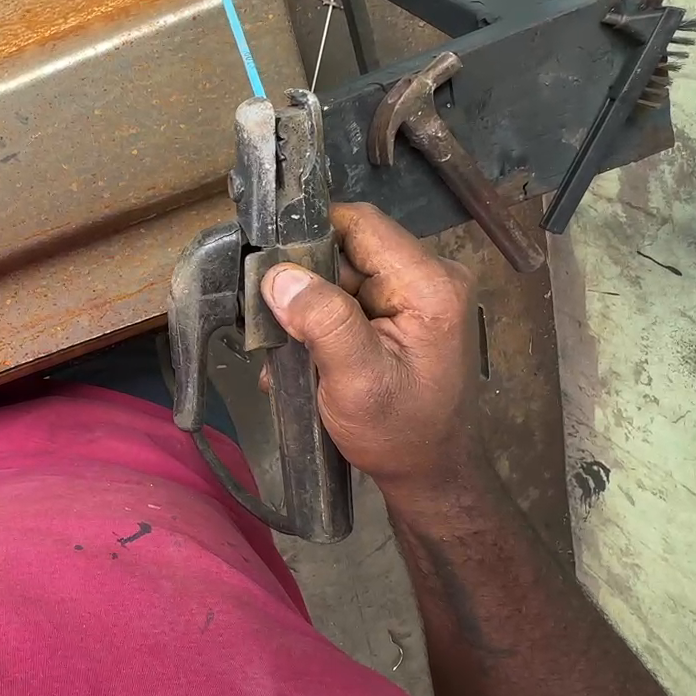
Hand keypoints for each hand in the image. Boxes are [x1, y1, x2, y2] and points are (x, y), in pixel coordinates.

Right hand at [259, 203, 480, 493]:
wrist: (427, 471)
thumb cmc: (398, 431)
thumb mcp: (357, 381)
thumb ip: (323, 322)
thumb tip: (278, 274)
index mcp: (429, 284)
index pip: (360, 224)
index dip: (309, 234)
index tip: (266, 264)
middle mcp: (426, 277)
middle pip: (345, 247)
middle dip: (301, 279)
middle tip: (270, 318)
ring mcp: (412, 294)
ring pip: (338, 272)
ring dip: (304, 306)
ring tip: (282, 344)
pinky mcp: (397, 311)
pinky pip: (344, 296)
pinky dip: (316, 319)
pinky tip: (301, 351)